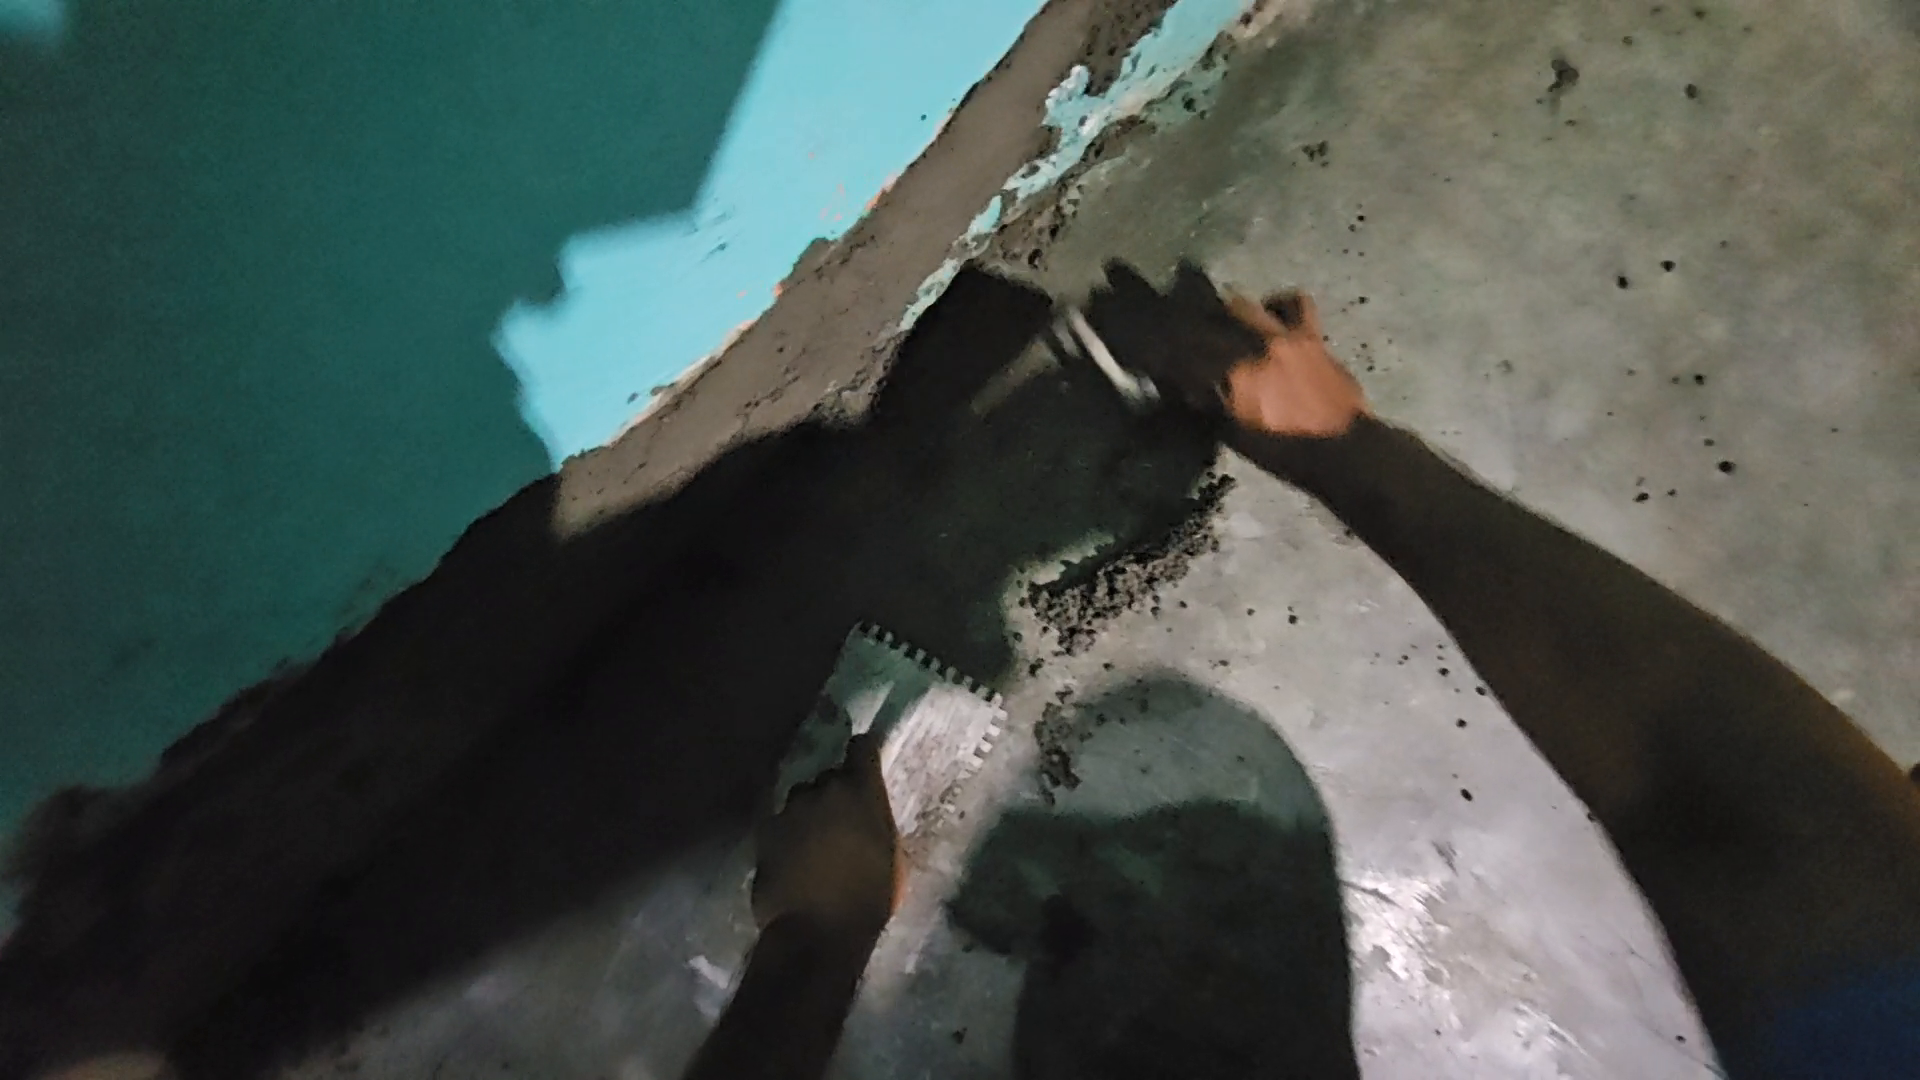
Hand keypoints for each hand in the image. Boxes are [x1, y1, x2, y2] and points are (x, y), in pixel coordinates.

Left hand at [752, 734, 900, 937]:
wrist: (817, 934)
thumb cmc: (868, 898)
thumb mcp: (889, 853)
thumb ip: (877, 819)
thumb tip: (868, 811)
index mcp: (861, 791)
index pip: (862, 747)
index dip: (863, 753)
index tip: (864, 762)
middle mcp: (824, 789)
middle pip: (829, 776)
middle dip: (834, 792)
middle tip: (839, 819)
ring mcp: (791, 808)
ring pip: (802, 798)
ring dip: (808, 811)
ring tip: (812, 840)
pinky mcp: (765, 831)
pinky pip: (780, 821)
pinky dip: (787, 833)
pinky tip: (792, 855)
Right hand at [1081, 261, 1367, 437]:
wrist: (1341, 449)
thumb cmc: (1282, 451)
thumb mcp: (1232, 434)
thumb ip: (1205, 404)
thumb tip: (1180, 386)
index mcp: (1230, 377)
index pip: (1180, 356)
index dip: (1154, 350)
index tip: (1135, 345)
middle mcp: (1253, 347)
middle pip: (1202, 324)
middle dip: (1172, 321)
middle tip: (1155, 317)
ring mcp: (1283, 336)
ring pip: (1239, 306)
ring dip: (1218, 312)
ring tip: (1210, 318)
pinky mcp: (1309, 334)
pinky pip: (1291, 303)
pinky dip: (1275, 305)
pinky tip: (1267, 315)